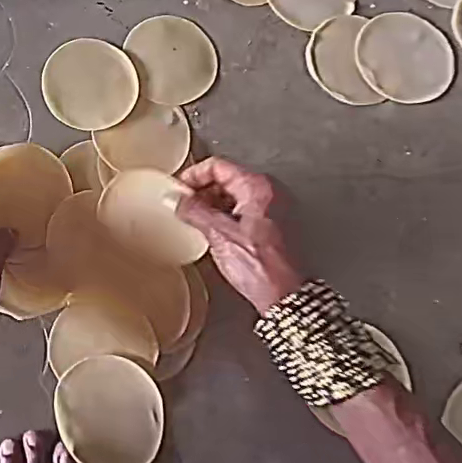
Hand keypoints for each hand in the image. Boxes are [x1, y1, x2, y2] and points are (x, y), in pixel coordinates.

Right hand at [175, 157, 305, 312]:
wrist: (285, 297)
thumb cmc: (261, 268)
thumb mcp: (219, 235)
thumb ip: (194, 211)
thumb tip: (176, 199)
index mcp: (258, 187)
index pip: (218, 166)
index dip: (194, 175)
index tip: (180, 189)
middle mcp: (271, 191)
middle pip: (227, 177)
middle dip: (203, 190)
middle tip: (185, 205)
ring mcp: (276, 207)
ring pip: (235, 193)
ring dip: (213, 203)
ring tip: (198, 221)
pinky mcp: (276, 223)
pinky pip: (245, 208)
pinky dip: (227, 214)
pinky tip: (216, 231)